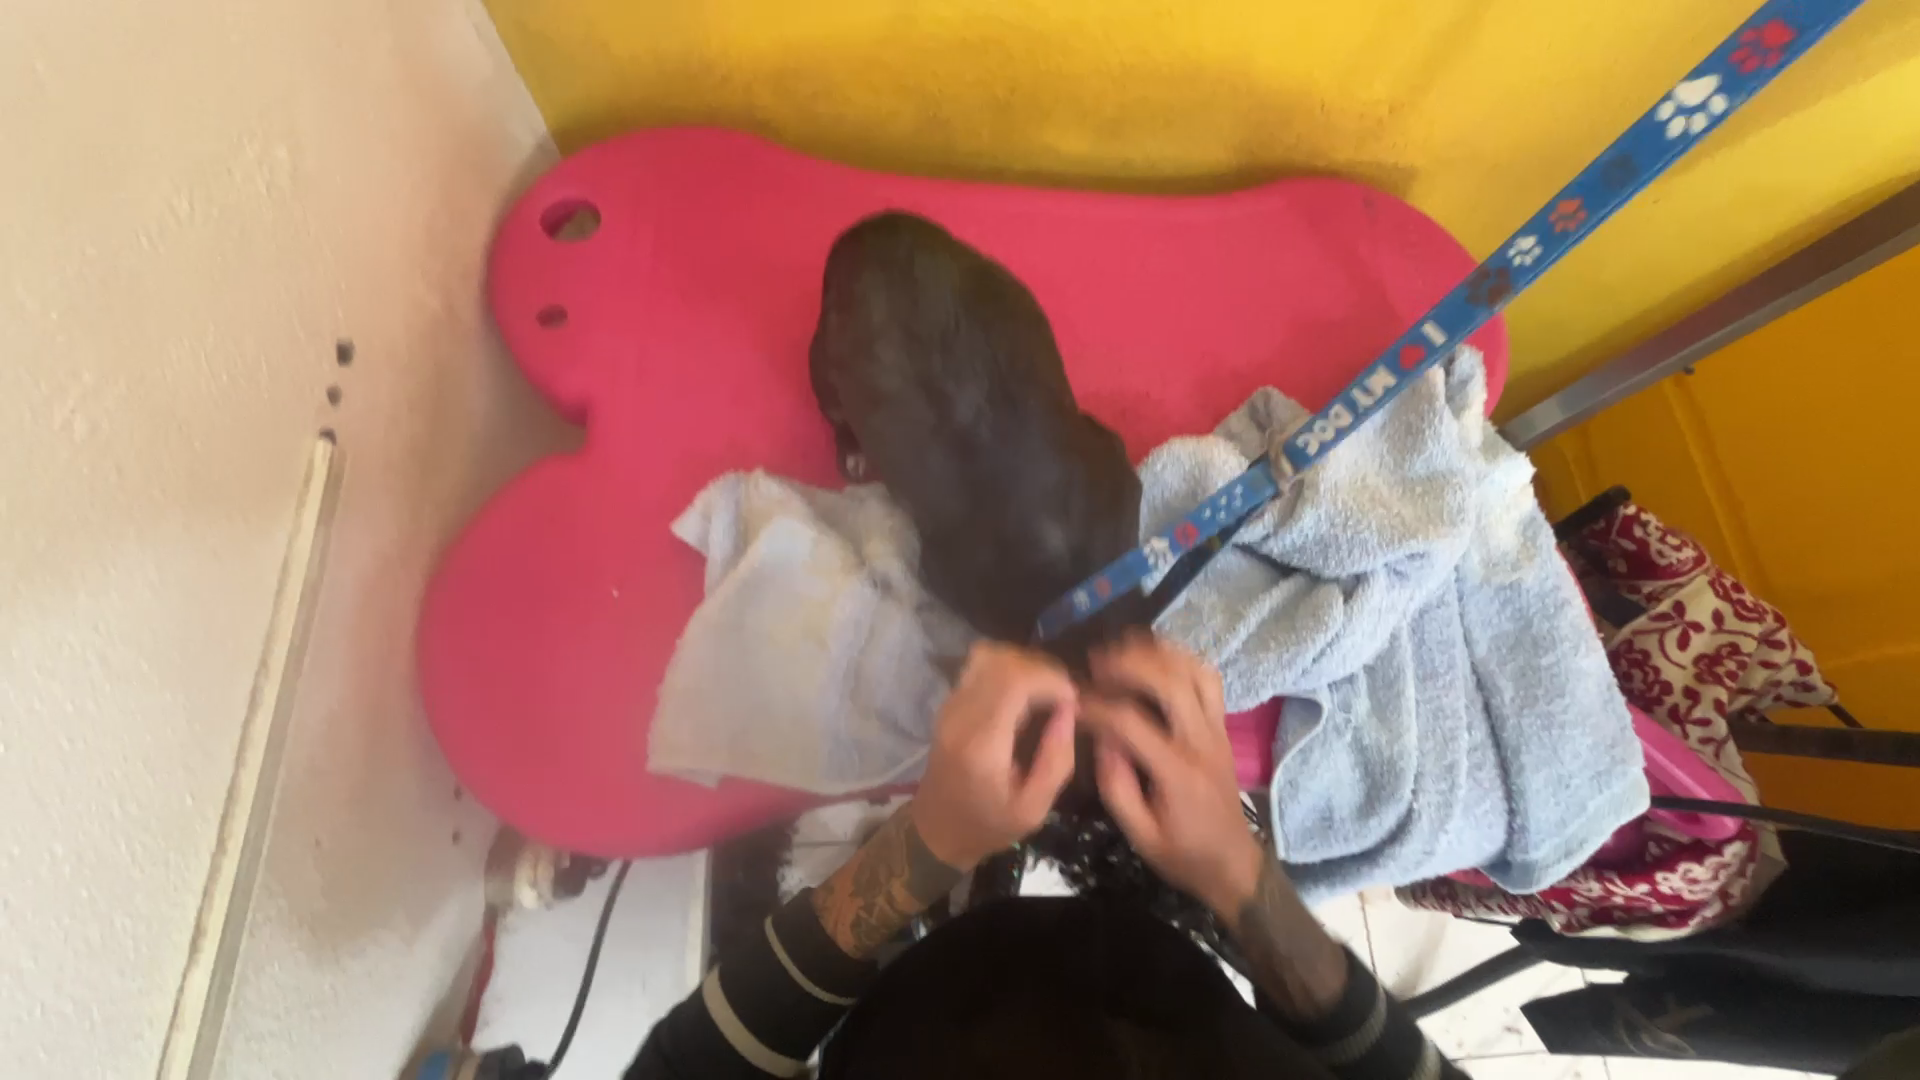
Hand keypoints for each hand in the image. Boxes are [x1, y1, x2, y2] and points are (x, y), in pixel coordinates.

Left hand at [909, 642, 1078, 870]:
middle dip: (1041, 668)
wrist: (937, 831)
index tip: (1073, 698)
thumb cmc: (988, 826)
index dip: (1049, 678)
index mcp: (981, 744)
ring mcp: (951, 705)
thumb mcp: (1034, 810)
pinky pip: (980, 667)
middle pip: (1001, 660)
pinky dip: (1009, 668)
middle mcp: (961, 715)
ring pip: (988, 656)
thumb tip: (1070, 710)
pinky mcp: (950, 702)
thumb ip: (1056, 760)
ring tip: (1046, 690)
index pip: (1013, 681)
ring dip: (1024, 664)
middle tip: (1064, 694)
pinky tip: (1026, 694)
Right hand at [1078, 635, 1265, 922]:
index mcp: (1177, 773)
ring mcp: (1217, 730)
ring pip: (1196, 672)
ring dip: (1159, 653)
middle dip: (1129, 665)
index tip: (1072, 703)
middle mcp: (1202, 742)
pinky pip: (1208, 680)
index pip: (1132, 722)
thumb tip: (1102, 738)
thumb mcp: (1139, 835)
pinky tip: (1155, 657)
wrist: (1234, 865)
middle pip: (1170, 683)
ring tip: (1125, 648)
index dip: (1097, 707)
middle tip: (1096, 662)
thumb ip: (1116, 785)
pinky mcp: (1222, 726)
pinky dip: (1182, 659)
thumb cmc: (1182, 853)